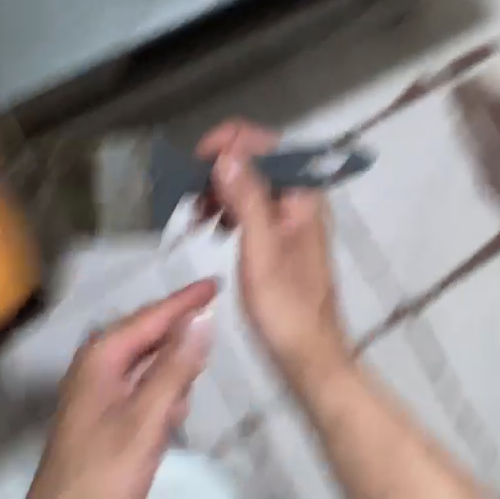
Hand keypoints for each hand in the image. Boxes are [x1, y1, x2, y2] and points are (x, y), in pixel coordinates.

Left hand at [28, 280, 216, 498]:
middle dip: (179, 334)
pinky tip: (174, 408)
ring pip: (147, 363)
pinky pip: (140, 387)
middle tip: (214, 323)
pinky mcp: (102, 415)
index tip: (217, 282)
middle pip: (149, 335)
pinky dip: (160, 393)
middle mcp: (96, 362)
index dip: (186, 300)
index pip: (153, 315)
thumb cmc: (104, 468)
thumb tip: (202, 316)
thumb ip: (176, 366)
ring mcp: (96, 390)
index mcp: (103, 354)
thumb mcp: (147, 417)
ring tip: (197, 369)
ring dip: (172, 369)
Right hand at [198, 121, 352, 391]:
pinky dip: (228, 210)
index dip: (230, 141)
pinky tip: (212, 228)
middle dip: (220, 169)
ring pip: (249, 183)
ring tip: (196, 214)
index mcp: (302, 193)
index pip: (266, 143)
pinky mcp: (280, 235)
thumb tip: (227, 153)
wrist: (310, 357)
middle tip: (189, 192)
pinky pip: (250, 207)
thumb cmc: (286, 306)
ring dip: (220, 190)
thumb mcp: (260, 249)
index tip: (197, 159)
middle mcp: (300, 196)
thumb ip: (246, 198)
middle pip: (256, 160)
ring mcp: (290, 216)